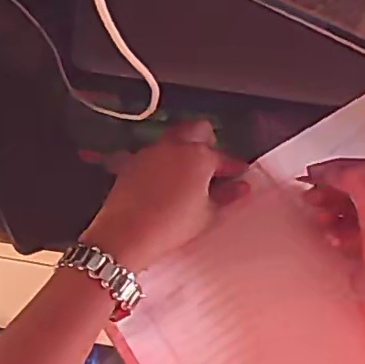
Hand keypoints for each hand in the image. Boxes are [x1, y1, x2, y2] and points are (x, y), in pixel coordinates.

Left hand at [82, 121, 248, 271]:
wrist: (125, 233)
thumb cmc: (172, 225)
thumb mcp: (207, 214)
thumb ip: (226, 196)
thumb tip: (239, 187)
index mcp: (199, 156)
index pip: (223, 157)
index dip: (233, 167)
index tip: (239, 175)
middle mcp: (174, 146)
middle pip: (196, 130)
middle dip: (207, 142)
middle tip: (212, 163)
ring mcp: (150, 152)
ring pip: (172, 140)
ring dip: (182, 150)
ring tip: (188, 173)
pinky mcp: (131, 162)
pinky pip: (152, 155)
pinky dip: (162, 162)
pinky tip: (163, 180)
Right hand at [300, 158, 364, 353]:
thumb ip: (362, 188)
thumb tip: (338, 170)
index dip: (342, 169)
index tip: (314, 174)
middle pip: (364, 191)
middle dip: (334, 190)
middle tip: (309, 194)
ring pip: (355, 212)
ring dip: (332, 210)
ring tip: (315, 215)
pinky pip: (351, 234)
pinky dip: (336, 230)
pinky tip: (327, 236)